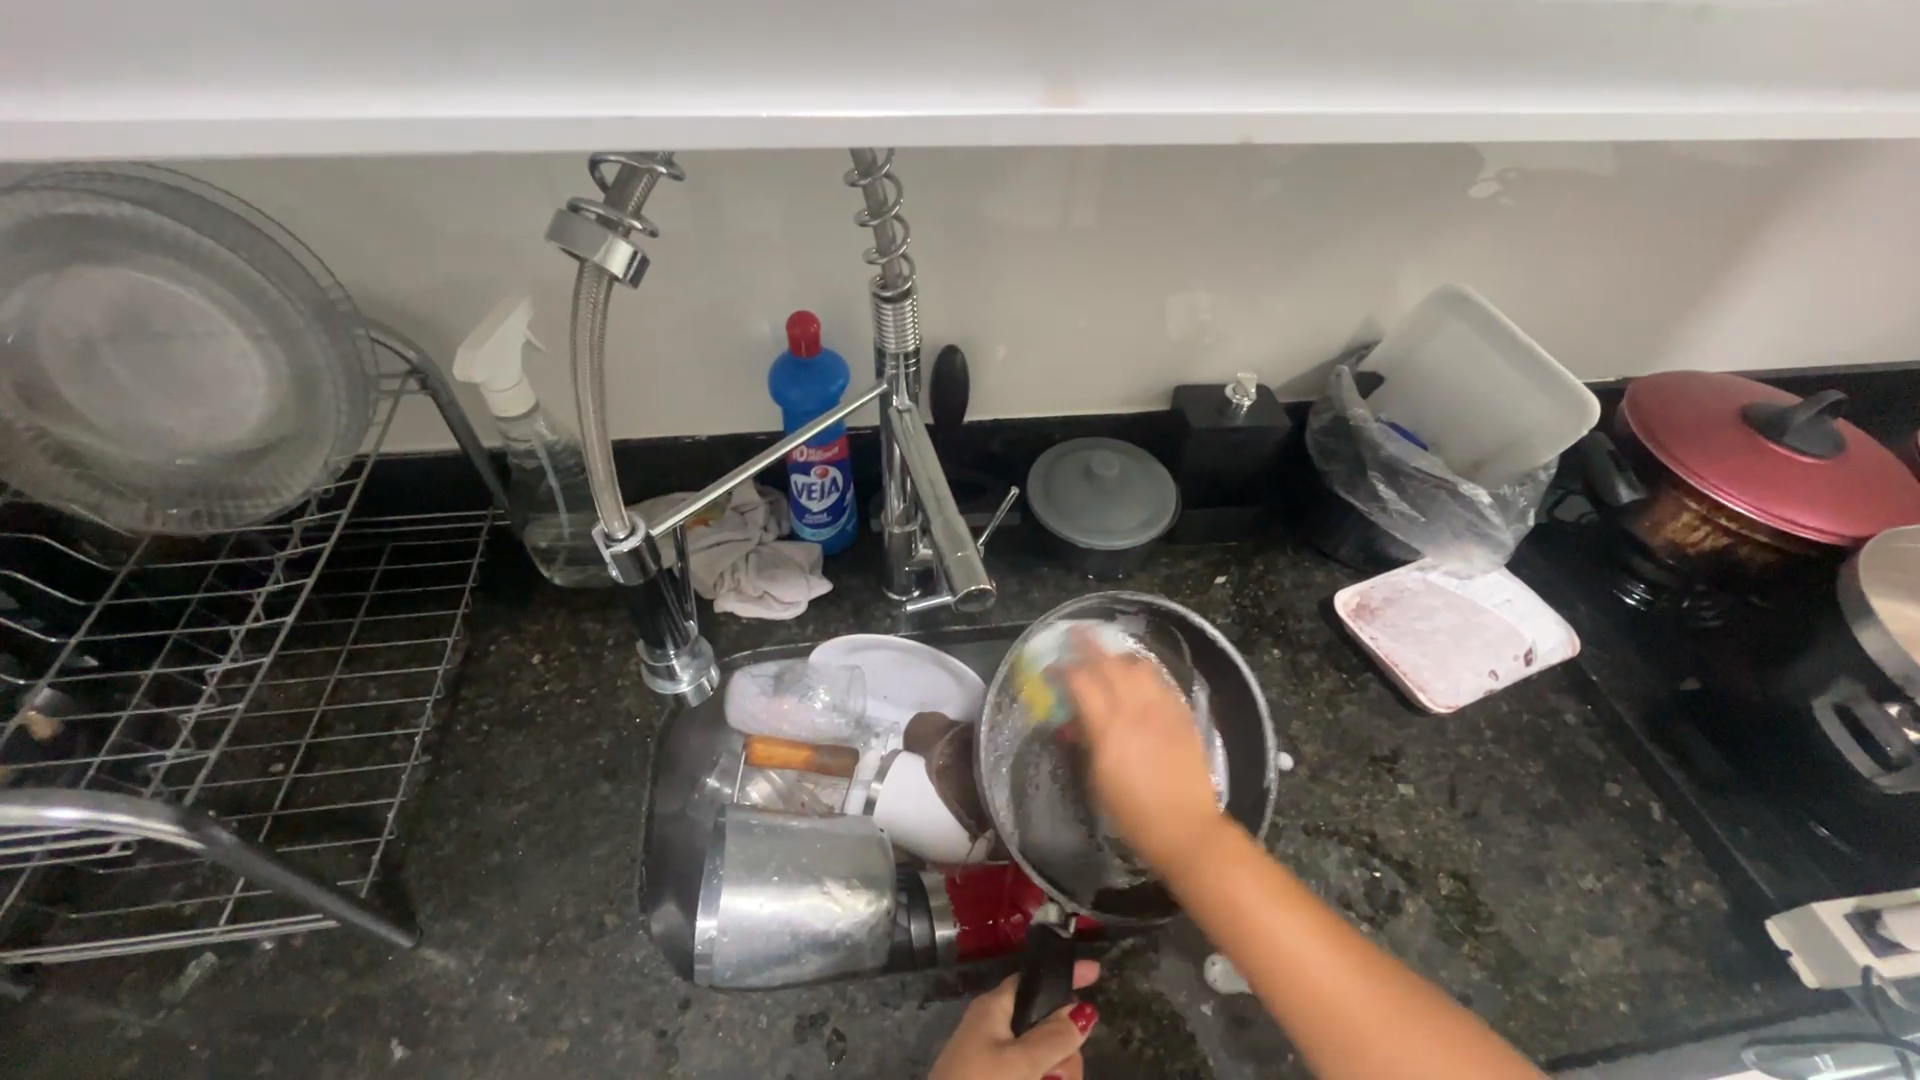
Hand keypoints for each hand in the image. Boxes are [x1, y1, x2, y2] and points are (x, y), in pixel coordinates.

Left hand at [929, 960, 1100, 1079]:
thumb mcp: (1019, 1062)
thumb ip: (1053, 1038)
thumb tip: (1084, 1010)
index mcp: (996, 1007)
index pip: (1035, 980)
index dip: (1064, 976)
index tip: (1096, 971)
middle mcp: (998, 1028)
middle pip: (1048, 1026)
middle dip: (1063, 1051)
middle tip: (1057, 1077)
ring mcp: (999, 1058)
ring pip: (1046, 1058)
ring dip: (1056, 1075)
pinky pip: (1034, 1075)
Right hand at [1062, 634, 1228, 875]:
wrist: (1185, 828)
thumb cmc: (1132, 813)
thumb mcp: (1096, 778)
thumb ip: (1086, 740)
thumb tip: (1074, 720)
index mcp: (1109, 727)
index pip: (1080, 680)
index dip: (1062, 669)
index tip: (1051, 669)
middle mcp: (1136, 709)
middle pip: (1109, 662)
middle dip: (1088, 645)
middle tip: (1074, 636)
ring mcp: (1164, 708)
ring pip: (1139, 665)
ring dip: (1118, 656)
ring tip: (1108, 656)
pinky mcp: (1183, 714)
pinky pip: (1163, 681)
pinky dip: (1145, 672)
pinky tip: (1139, 677)